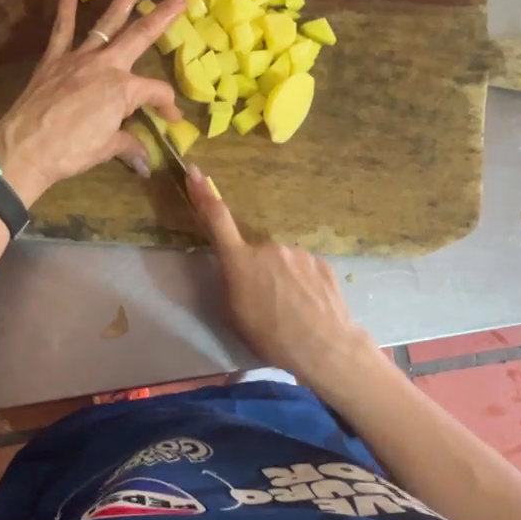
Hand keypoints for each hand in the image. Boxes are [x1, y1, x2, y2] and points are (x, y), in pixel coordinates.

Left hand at [0, 0, 188, 204]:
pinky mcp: (54, 59)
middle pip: (141, 35)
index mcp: (124, 89)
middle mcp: (106, 65)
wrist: (25, 148)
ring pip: (107, 22)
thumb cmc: (70, 152)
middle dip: (164, 14)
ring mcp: (79, 58)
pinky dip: (66, 7)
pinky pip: (62, 28)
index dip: (167, 107)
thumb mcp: (105, 149)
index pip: (155, 92)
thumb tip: (143, 160)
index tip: (171, 120)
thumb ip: (127, 145)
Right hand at [188, 168, 378, 385]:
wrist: (325, 346)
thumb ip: (230, 286)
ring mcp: (297, 252)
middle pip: (255, 255)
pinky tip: (308, 307)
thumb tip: (236, 273)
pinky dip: (302, 285)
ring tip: (291, 311)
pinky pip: (302, 269)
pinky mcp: (320, 262)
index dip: (203, 195)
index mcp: (240, 262)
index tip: (195, 173)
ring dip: (281, 280)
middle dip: (257, 273)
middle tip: (265, 305)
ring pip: (281, 262)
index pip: (217, 220)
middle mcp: (268, 248)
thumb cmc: (271, 337)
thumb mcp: (235, 316)